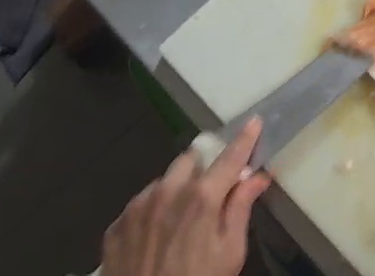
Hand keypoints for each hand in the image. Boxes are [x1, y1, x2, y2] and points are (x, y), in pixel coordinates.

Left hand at [101, 118, 272, 275]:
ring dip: (177, 188)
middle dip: (204, 168)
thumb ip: (241, 209)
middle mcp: (168, 190)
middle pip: (191, 159)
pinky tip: (157, 235)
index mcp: (202, 197)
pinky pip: (141, 202)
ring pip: (164, 179)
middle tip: (210, 192)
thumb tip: (257, 176)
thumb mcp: (230, 253)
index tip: (254, 122)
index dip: (245, 139)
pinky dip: (153, 209)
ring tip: (180, 219)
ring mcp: (139, 205)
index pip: (230, 156)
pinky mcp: (118, 223)